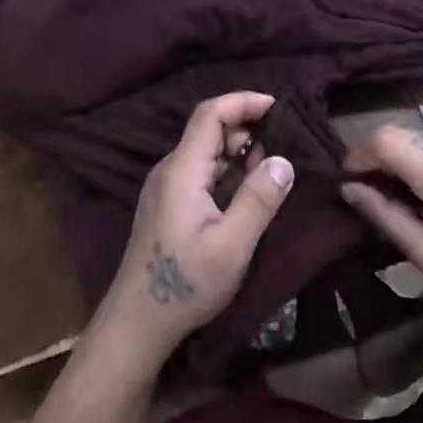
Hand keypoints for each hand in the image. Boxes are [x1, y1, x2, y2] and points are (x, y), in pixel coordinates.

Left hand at [91, 93, 295, 365]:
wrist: (138, 320)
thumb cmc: (186, 283)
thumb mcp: (232, 246)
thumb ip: (258, 200)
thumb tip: (284, 161)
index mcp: (182, 170)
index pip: (210, 114)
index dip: (243, 102)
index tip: (279, 108)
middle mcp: (169, 170)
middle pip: (208, 131)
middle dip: (247, 134)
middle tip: (281, 159)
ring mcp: (165, 187)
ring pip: (205, 154)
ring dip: (239, 157)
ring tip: (269, 181)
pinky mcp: (167, 204)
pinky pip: (200, 174)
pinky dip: (226, 174)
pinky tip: (245, 198)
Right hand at [341, 127, 422, 330]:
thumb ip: (387, 217)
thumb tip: (347, 189)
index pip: (386, 141)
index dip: (359, 157)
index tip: (350, 183)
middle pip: (398, 135)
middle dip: (377, 159)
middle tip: (373, 194)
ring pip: (415, 136)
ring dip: (399, 159)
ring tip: (401, 196)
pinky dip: (420, 159)